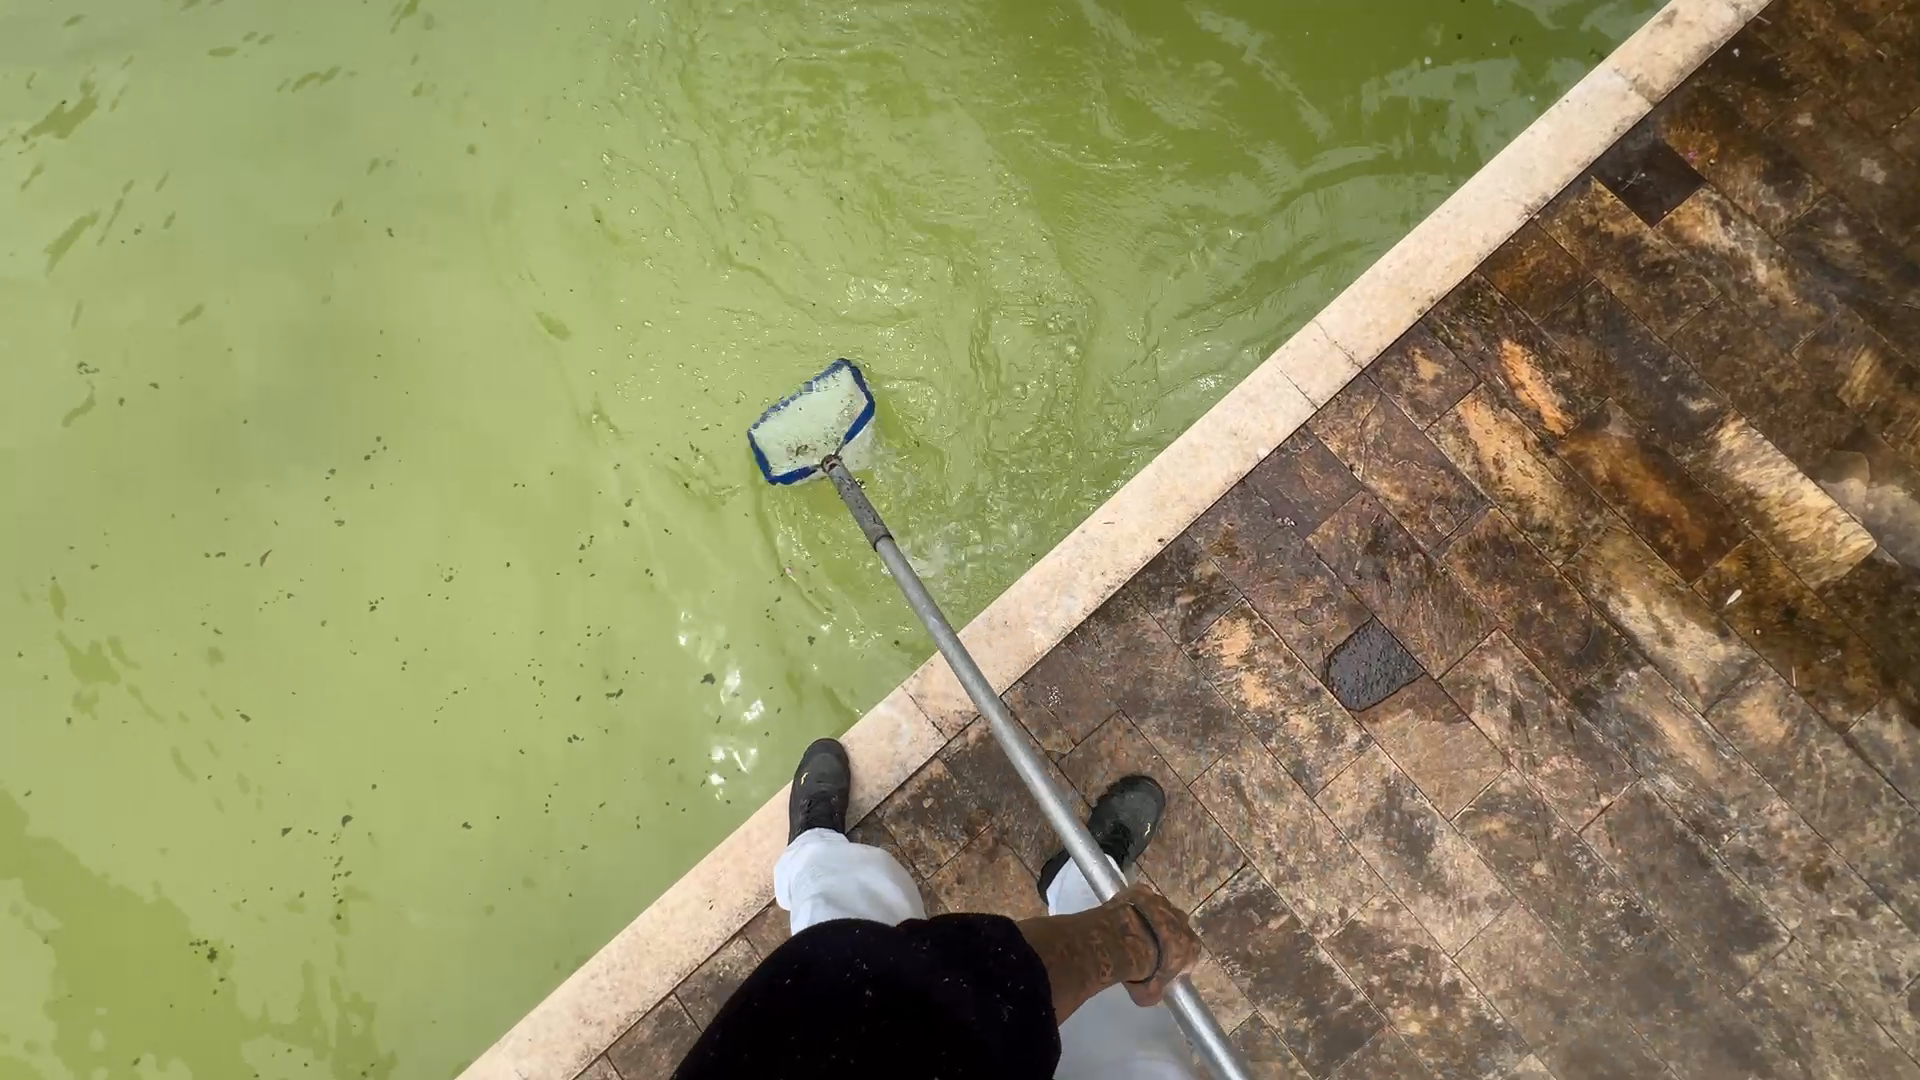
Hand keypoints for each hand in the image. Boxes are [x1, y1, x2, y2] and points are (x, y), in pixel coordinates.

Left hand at [1113, 885, 1201, 1006]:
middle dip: (1165, 934)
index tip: (1162, 964)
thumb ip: (1155, 990)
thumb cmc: (1144, 970)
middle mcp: (1181, 921)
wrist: (1124, 938)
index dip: (1176, 958)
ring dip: (1149, 918)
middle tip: (1147, 946)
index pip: (1189, 952)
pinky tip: (1124, 912)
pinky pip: (1140, 897)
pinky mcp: (1142, 889)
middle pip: (1176, 927)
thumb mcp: (1151, 993)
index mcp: (1191, 946)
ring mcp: (1161, 902)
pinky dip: (1134, 903)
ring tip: (1133, 928)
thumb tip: (1151, 990)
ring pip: (1158, 910)